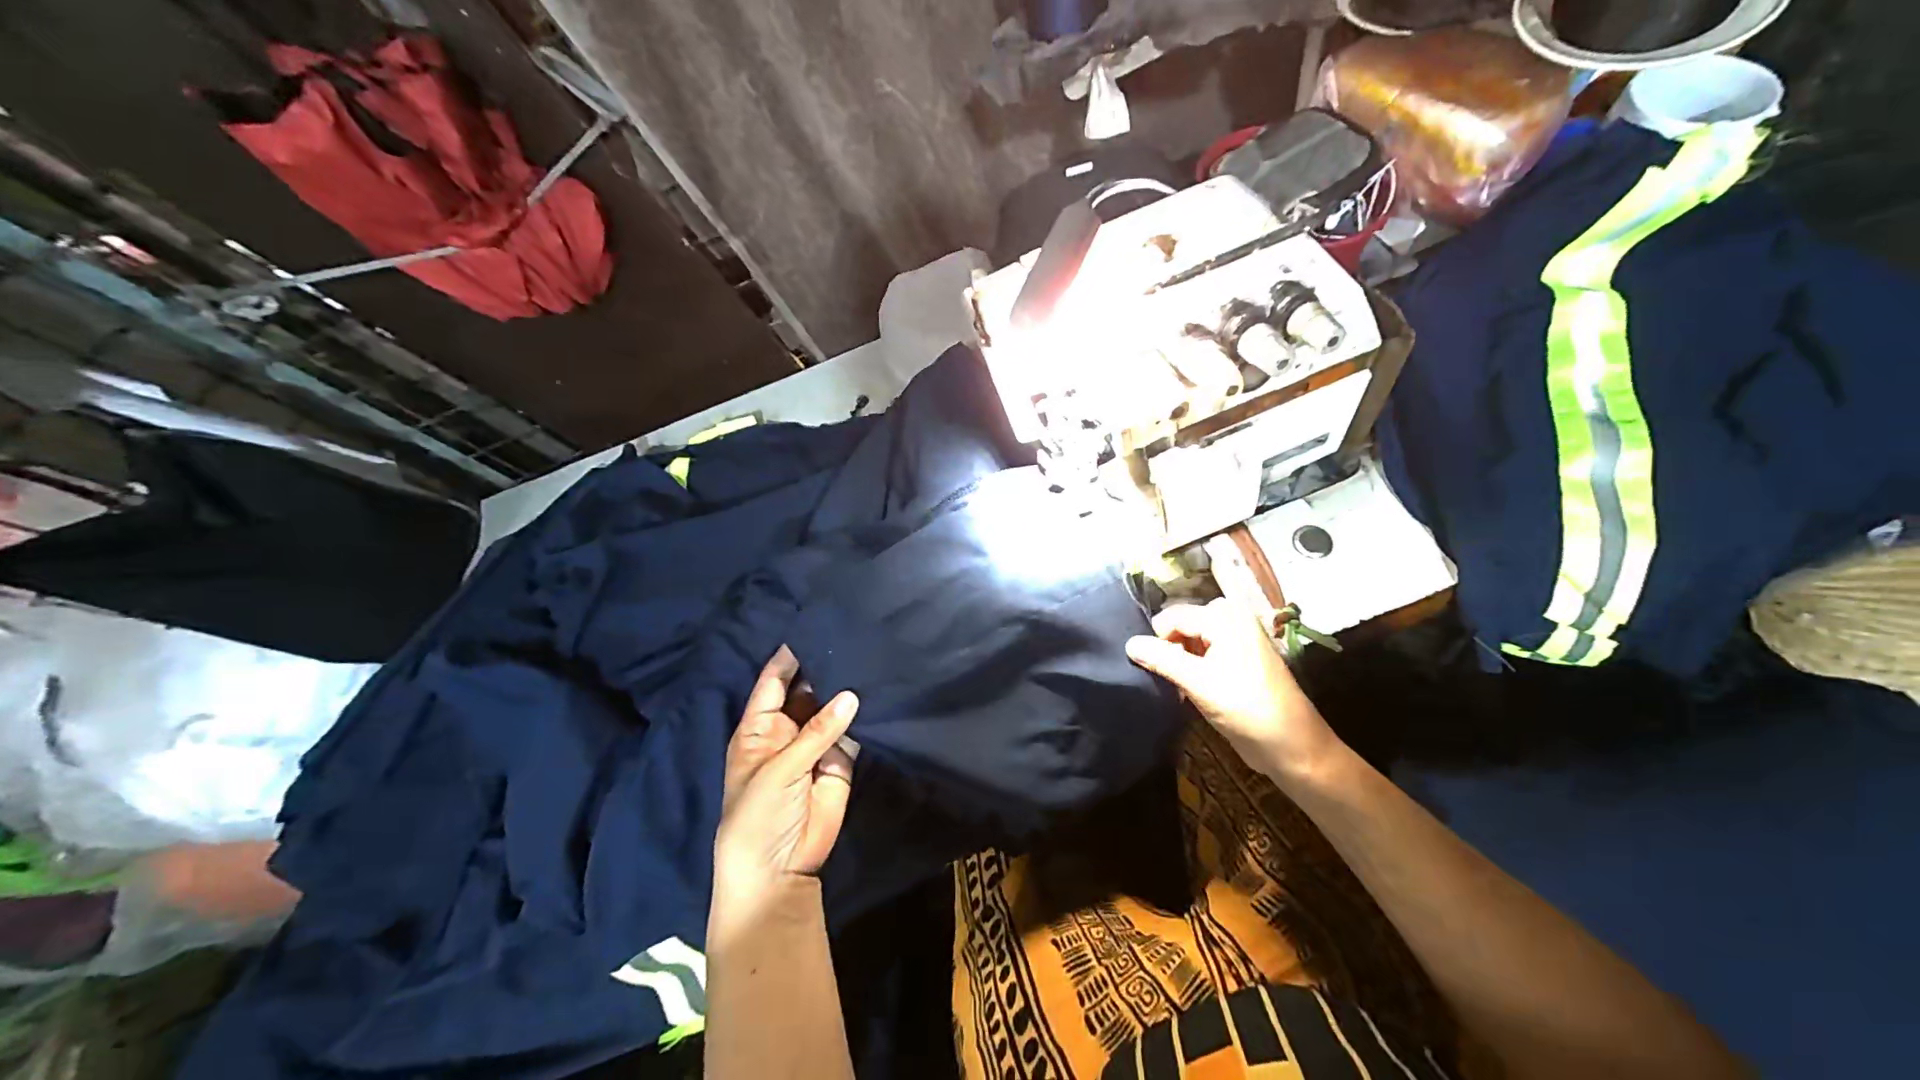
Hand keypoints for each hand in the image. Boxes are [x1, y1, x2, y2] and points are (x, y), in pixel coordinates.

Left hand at [713, 646, 858, 912]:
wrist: (778, 870)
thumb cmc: (757, 814)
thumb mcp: (779, 769)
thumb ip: (816, 732)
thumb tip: (851, 695)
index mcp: (759, 728)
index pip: (773, 682)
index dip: (789, 658)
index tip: (811, 627)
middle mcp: (788, 730)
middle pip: (807, 691)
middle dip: (824, 669)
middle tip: (849, 637)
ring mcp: (816, 746)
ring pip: (833, 710)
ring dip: (846, 691)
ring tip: (868, 656)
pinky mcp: (840, 763)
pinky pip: (853, 733)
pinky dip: (863, 717)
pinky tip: (878, 691)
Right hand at [1125, 598, 1340, 781]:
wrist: (1293, 745)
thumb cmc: (1247, 709)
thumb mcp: (1198, 683)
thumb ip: (1161, 659)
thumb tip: (1129, 643)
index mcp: (1225, 617)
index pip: (1171, 617)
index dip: (1157, 641)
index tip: (1153, 670)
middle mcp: (1232, 620)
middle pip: (1181, 625)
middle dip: (1169, 649)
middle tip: (1168, 679)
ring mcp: (1237, 639)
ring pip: (1191, 640)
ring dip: (1180, 661)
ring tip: (1179, 687)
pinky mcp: (1239, 660)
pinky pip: (1204, 652)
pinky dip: (1192, 667)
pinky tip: (1190, 691)